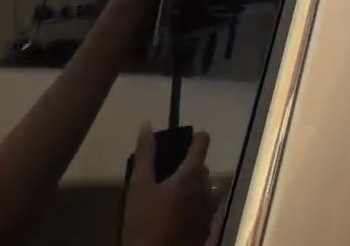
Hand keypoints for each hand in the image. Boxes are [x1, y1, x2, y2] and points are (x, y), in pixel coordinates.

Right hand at [123, 125, 216, 245]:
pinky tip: (182, 215)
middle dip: (189, 166)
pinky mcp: (208, 226)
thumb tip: (147, 123)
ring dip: (196, 187)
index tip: (184, 142)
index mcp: (192, 173)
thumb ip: (145, 155)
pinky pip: (209, 207)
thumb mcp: (138, 188)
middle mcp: (207, 185)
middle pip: (203, 166)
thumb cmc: (145, 223)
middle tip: (168, 177)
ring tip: (175, 197)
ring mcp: (210, 207)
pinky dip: (198, 205)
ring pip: (208, 187)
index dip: (196, 137)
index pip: (203, 141)